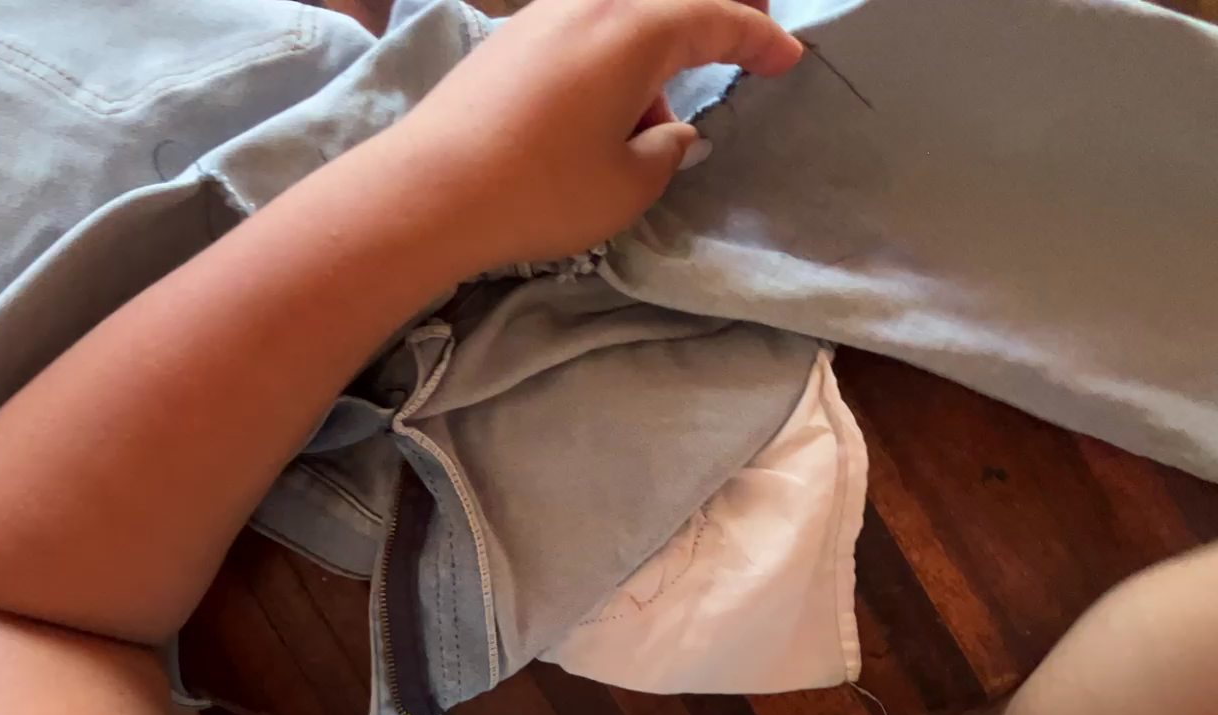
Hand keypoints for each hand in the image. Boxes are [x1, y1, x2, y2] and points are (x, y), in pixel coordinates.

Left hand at [373, 0, 803, 272]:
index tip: (787, 59)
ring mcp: (540, 17)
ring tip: (644, 132)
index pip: (718, 17)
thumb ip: (667, 154)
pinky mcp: (505, 44)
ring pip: (618, 23)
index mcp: (636, 27)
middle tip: (732, 45)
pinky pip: (577, 41)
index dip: (759, 39)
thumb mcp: (626, 187)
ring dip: (646, 63)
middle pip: (665, 3)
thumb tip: (673, 134)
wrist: (430, 193)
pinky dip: (604, 68)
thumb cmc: (540, 192)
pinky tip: (592, 120)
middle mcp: (590, 3)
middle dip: (707, 24)